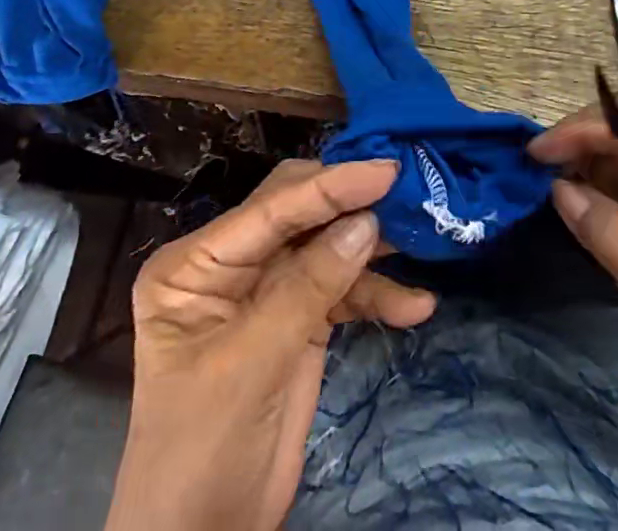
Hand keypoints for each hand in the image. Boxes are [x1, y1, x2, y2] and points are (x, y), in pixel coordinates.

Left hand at [106, 158, 435, 530]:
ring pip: (330, 246)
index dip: (331, 187)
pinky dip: (378, 295)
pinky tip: (414, 307)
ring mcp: (269, 289)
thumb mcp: (254, 361)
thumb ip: (310, 286)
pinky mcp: (301, 317)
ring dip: (373, 250)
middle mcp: (231, 264)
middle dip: (352, 206)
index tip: (387, 170)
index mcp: (195, 264)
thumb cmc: (202, 447)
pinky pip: (345, 289)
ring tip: (421, 242)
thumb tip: (367, 222)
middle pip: (301, 214)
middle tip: (408, 195)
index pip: (269, 210)